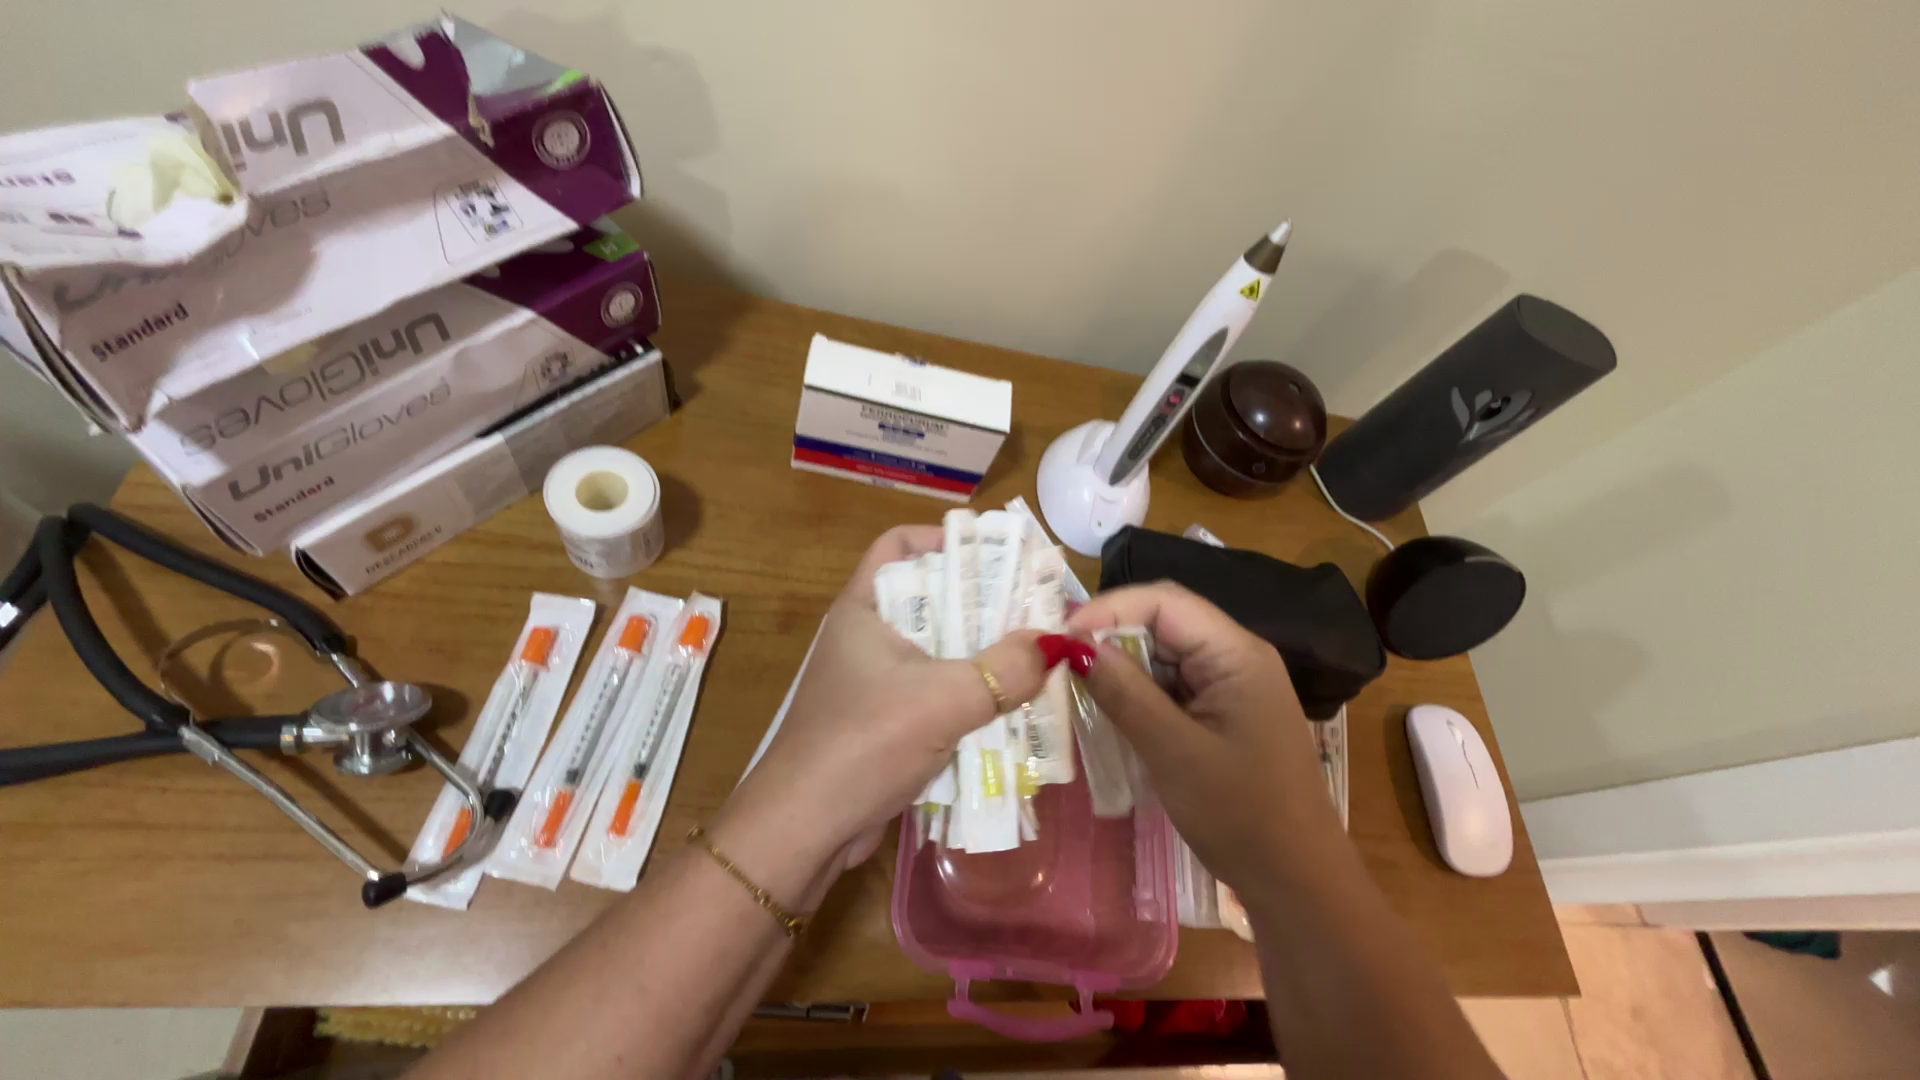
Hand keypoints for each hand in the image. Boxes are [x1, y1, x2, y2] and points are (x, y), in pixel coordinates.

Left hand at [721, 526, 1052, 878]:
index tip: (1000, 555)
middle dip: (985, 605)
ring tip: (1039, 659)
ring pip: (940, 653)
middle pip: (933, 600)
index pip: (900, 545)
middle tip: (1038, 613)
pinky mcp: (887, 724)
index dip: (946, 538)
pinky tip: (1013, 711)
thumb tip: (1058, 643)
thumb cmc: (864, 744)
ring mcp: (875, 684)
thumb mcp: (942, 700)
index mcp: (864, 609)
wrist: (804, 831)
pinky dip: (973, 699)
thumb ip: (1004, 670)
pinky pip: (938, 696)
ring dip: (985, 658)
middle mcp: (868, 638)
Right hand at [1067, 582, 1342, 899]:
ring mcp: (1231, 686)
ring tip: (1073, 684)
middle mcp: (1236, 657)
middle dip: (1110, 636)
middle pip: (1163, 623)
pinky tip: (1107, 710)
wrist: (1297, 881)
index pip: (1164, 602)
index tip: (1062, 638)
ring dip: (1120, 666)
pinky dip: (1137, 692)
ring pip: (1163, 655)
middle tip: (1059, 662)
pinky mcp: (1222, 714)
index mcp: (1237, 654)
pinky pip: (1171, 686)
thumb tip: (1075, 645)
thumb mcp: (1173, 752)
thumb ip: (1124, 692)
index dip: (1108, 609)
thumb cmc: (1241, 814)